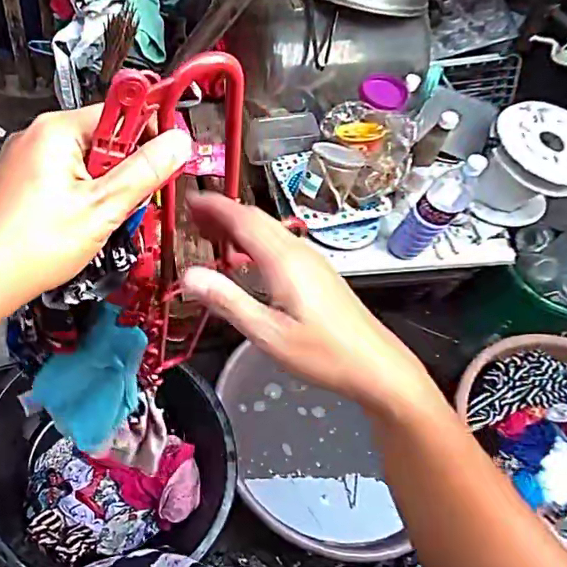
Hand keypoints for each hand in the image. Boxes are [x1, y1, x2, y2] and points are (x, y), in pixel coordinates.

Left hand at [0, 106, 191, 325]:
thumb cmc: (30, 247)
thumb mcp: (102, 209)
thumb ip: (145, 172)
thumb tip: (178, 143)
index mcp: (57, 131)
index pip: (121, 112)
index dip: (151, 136)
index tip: (168, 160)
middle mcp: (38, 137)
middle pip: (105, 140)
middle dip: (125, 173)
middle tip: (127, 207)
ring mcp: (27, 161)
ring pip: (87, 166)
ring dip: (105, 192)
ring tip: (96, 224)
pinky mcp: (21, 185)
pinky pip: (66, 182)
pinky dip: (82, 201)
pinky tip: (77, 228)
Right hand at [181, 194, 441, 417]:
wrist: (376, 367)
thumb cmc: (326, 354)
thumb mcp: (268, 334)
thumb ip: (227, 302)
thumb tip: (189, 277)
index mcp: (285, 262)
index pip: (243, 219)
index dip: (214, 206)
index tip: (190, 200)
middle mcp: (300, 254)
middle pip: (257, 219)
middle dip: (222, 213)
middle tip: (194, 215)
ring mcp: (312, 263)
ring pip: (269, 231)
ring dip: (238, 227)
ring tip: (212, 234)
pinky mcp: (318, 275)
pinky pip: (280, 246)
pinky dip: (254, 244)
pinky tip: (245, 262)